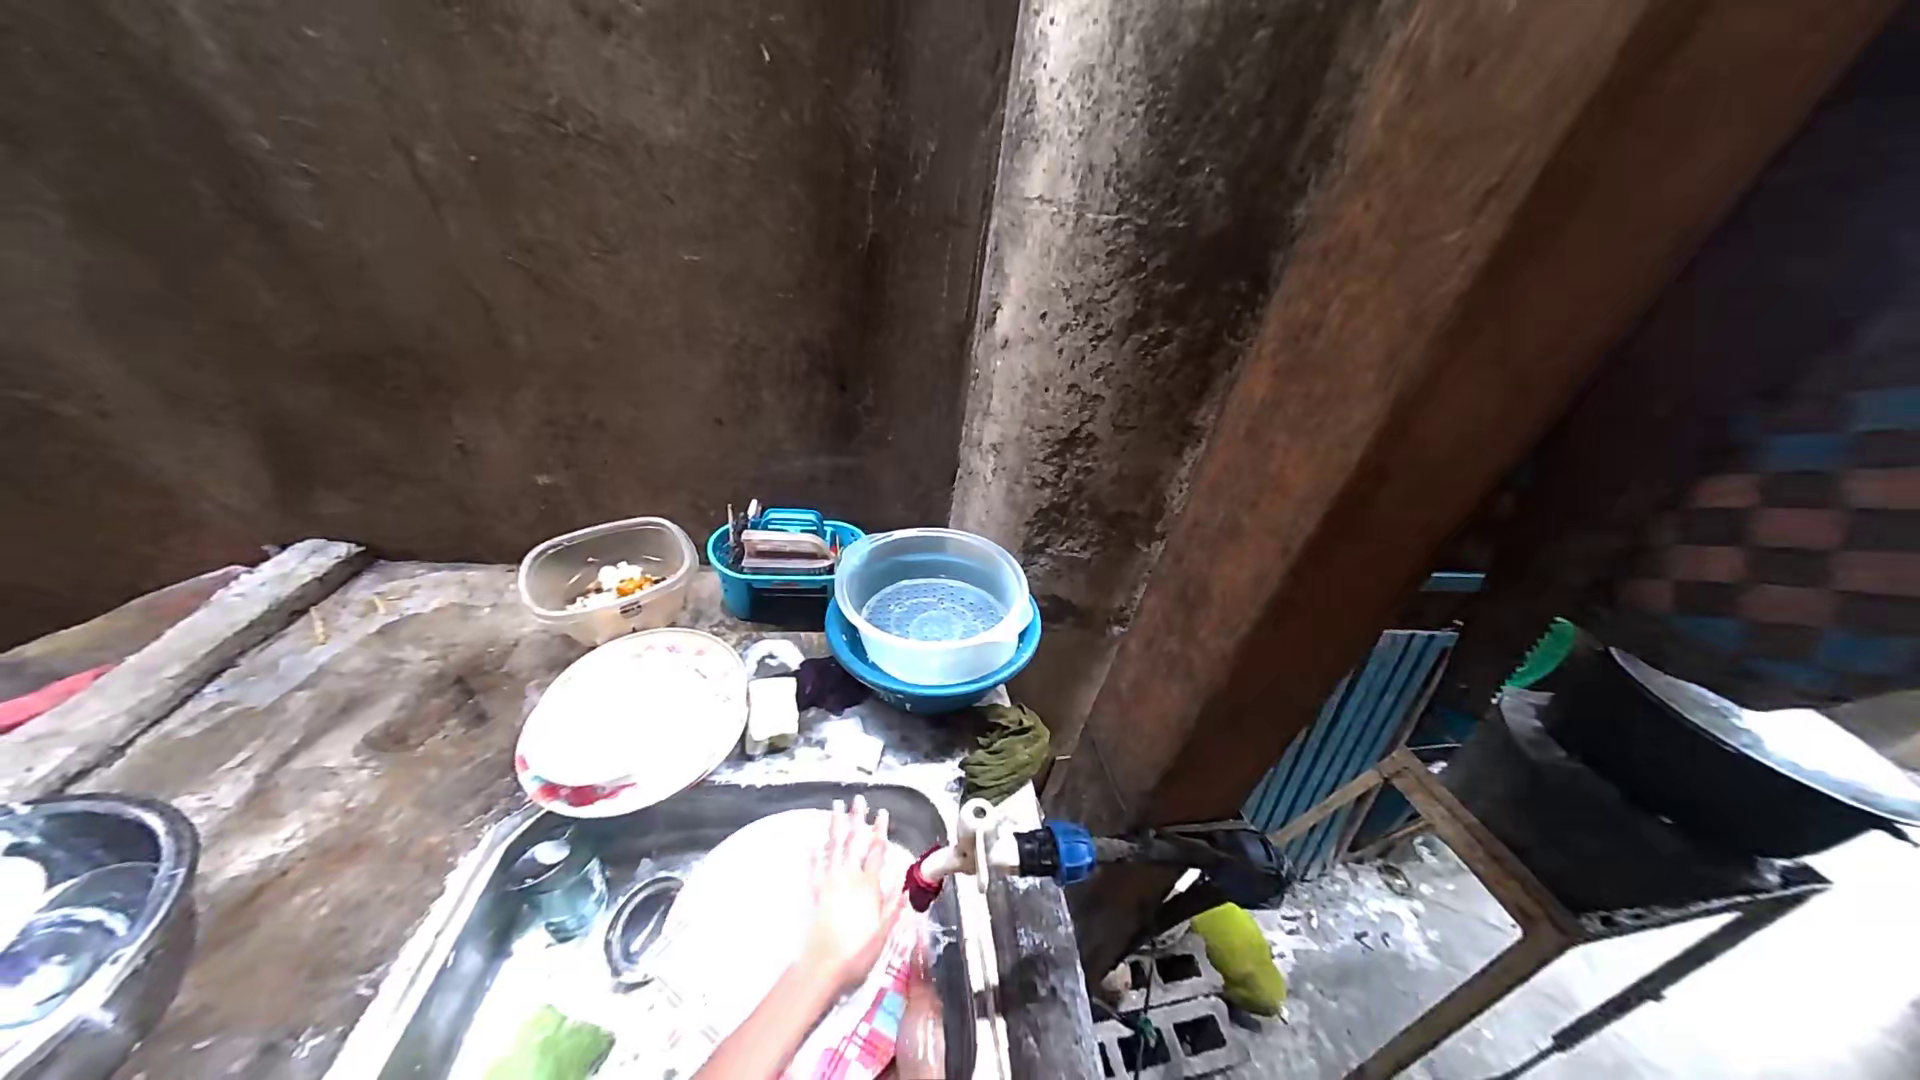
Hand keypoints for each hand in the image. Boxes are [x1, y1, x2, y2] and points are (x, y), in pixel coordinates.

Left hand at [801, 795, 905, 993]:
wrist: (822, 967)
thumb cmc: (857, 953)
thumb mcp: (884, 932)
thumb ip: (893, 906)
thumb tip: (904, 884)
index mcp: (869, 886)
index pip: (877, 851)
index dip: (880, 830)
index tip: (882, 813)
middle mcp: (849, 877)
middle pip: (855, 841)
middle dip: (858, 818)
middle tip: (858, 799)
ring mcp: (829, 882)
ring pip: (834, 846)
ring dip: (835, 825)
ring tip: (836, 807)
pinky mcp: (813, 891)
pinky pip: (814, 866)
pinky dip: (814, 852)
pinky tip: (813, 841)